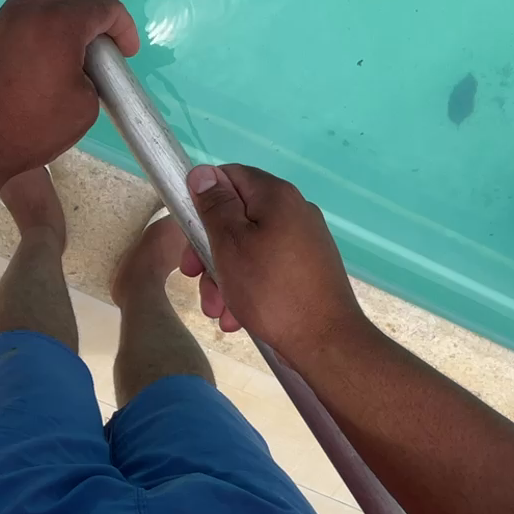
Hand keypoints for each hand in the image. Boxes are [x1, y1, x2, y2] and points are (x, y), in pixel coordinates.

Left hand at [0, 0, 139, 181]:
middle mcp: (33, 7)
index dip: (124, 26)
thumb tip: (88, 58)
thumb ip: (95, 72)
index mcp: (59, 25)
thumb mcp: (84, 106)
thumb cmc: (34, 130)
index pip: (104, 7)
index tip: (128, 52)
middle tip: (115, 20)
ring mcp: (10, 12)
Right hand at [180, 163, 371, 361]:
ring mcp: (303, 242)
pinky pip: (266, 269)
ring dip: (223, 277)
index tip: (188, 232)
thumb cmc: (269, 288)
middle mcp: (294, 212)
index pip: (230, 176)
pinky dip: (246, 288)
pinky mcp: (307, 269)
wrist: (325, 341)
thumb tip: (202, 173)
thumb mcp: (230, 243)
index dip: (203, 200)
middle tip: (194, 278)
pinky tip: (236, 317)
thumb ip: (214, 205)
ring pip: (248, 248)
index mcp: (276, 196)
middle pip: (236, 218)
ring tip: (217, 311)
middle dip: (209, 251)